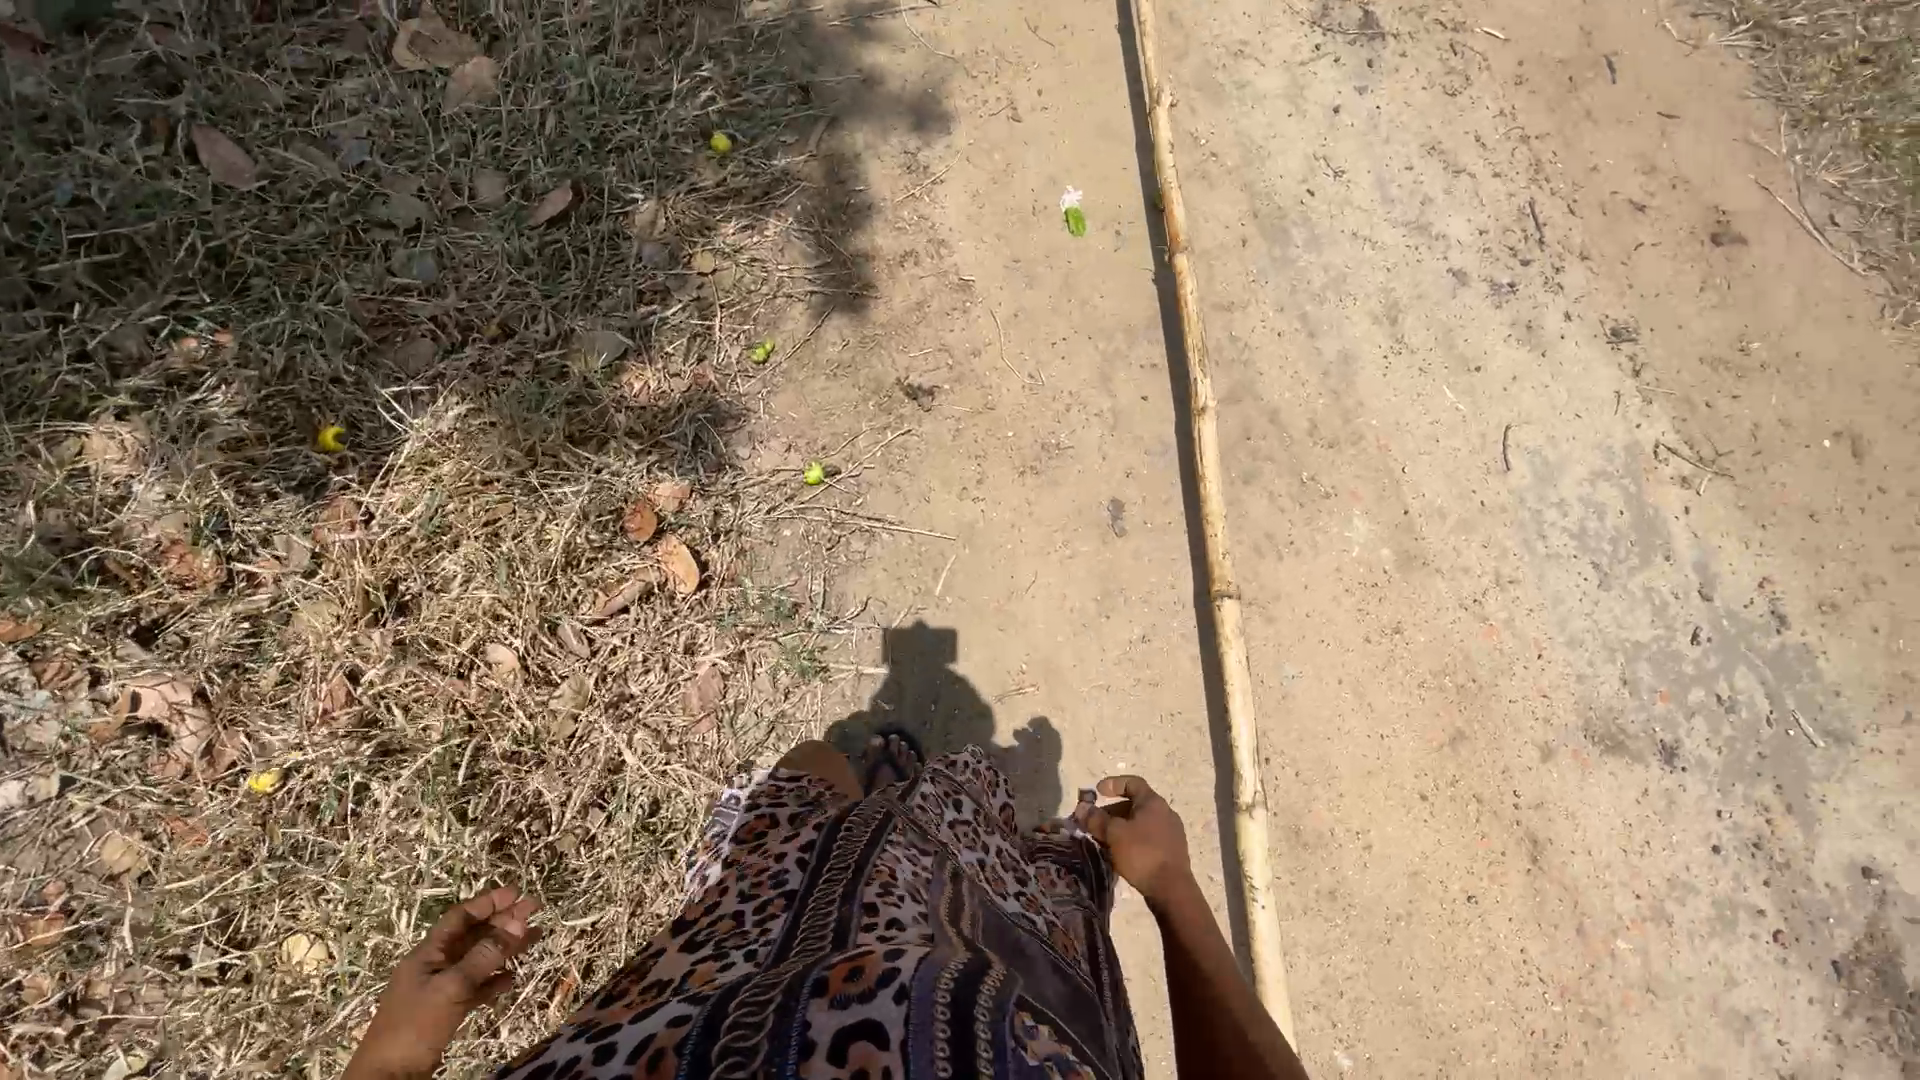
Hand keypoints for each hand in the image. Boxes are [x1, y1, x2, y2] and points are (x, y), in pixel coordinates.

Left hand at [345, 886, 542, 1079]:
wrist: (388, 1079)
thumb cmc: (415, 1025)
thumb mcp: (452, 986)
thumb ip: (486, 955)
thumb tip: (519, 922)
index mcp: (427, 954)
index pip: (460, 918)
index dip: (487, 902)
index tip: (516, 893)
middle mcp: (434, 966)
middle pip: (473, 936)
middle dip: (504, 921)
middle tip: (535, 908)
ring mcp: (440, 989)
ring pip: (479, 960)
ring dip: (506, 948)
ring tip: (536, 936)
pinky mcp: (447, 1011)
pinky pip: (476, 987)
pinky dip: (494, 980)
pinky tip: (512, 977)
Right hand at [1076, 775, 1194, 905]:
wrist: (1172, 890)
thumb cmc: (1142, 854)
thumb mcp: (1114, 834)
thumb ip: (1096, 819)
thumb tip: (1082, 807)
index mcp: (1153, 802)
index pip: (1133, 783)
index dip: (1113, 784)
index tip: (1097, 792)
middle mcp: (1166, 813)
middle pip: (1135, 804)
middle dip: (1112, 811)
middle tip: (1095, 822)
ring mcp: (1171, 833)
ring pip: (1140, 823)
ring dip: (1121, 827)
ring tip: (1104, 840)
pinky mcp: (1172, 852)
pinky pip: (1148, 837)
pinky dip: (1132, 839)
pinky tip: (1121, 853)